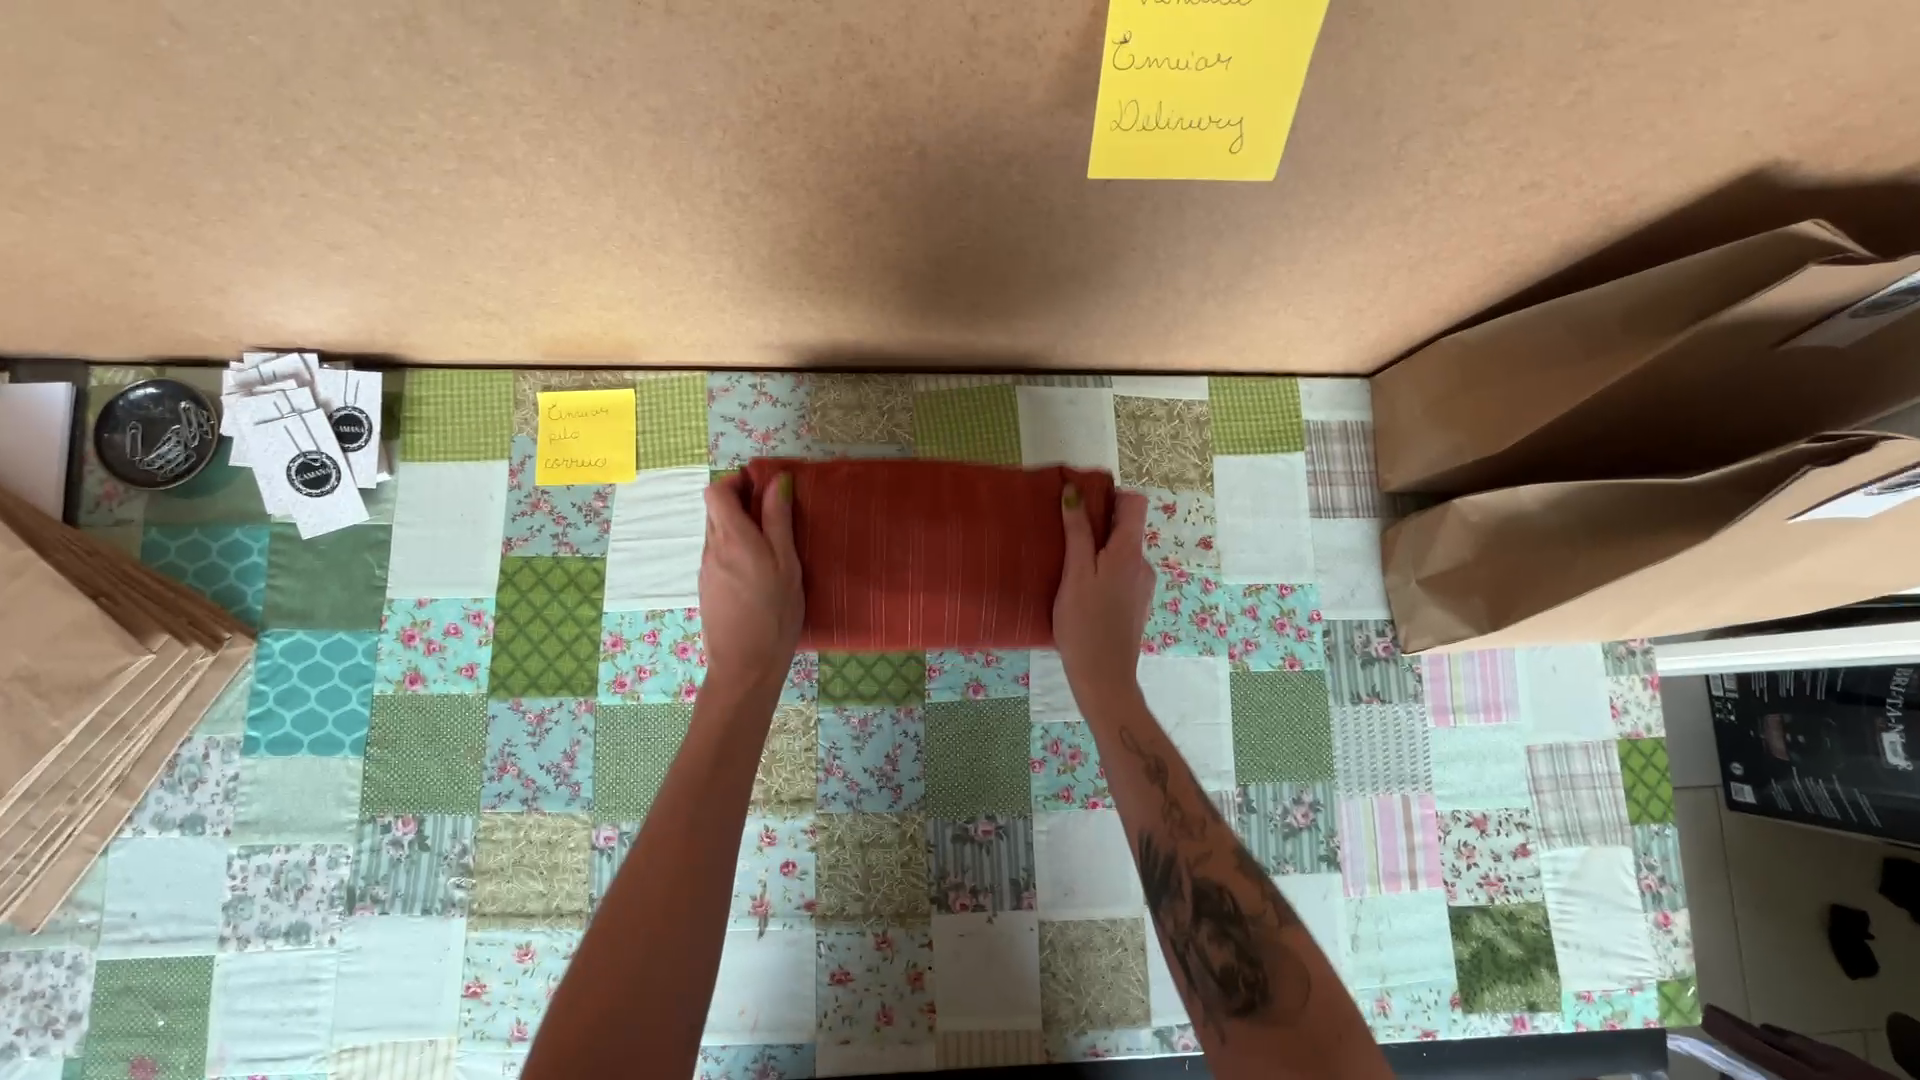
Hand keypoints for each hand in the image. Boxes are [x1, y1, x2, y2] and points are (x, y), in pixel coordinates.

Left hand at [699, 473, 803, 688]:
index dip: (737, 482)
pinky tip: (759, 572)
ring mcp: (707, 570)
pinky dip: (737, 550)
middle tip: (775, 514)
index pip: (716, 491)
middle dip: (741, 502)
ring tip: (772, 545)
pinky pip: (719, 555)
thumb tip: (776, 481)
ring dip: (740, 527)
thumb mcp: (787, 563)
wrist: (745, 664)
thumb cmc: (775, 612)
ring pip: (718, 533)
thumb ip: (779, 520)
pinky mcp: (708, 588)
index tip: (764, 488)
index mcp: (732, 537)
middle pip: (715, 510)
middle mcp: (712, 549)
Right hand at [1054, 484, 1153, 710]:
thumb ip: (1077, 531)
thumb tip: (1075, 492)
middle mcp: (1143, 565)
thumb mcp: (1075, 573)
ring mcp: (1142, 587)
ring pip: (1121, 554)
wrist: (1103, 676)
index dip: (1111, 495)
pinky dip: (1102, 573)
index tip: (1082, 502)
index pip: (1135, 503)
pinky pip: (1120, 575)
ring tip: (1066, 564)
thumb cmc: (1084, 623)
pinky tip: (1079, 591)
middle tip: (1063, 532)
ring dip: (1097, 552)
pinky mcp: (1135, 606)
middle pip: (1126, 529)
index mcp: (1130, 551)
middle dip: (1097, 525)